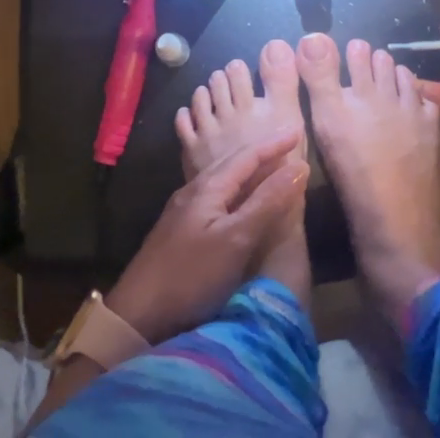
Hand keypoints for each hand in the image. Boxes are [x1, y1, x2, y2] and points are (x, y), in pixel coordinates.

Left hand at [105, 127, 308, 343]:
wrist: (140, 310)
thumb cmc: (191, 273)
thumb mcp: (235, 238)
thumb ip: (266, 202)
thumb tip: (298, 167)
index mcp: (208, 187)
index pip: (246, 156)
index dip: (273, 144)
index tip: (297, 130)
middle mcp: (193, 191)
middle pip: (231, 163)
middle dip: (260, 152)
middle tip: (287, 144)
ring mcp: (184, 210)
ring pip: (221, 180)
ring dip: (246, 171)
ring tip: (268, 168)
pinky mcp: (181, 229)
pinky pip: (214, 197)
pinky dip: (235, 191)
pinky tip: (239, 203)